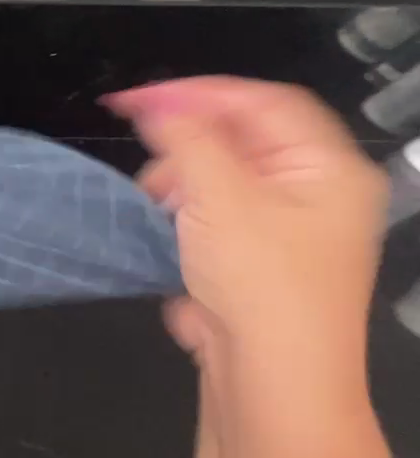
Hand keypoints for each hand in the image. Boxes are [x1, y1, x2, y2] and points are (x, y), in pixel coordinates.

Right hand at [104, 77, 385, 374]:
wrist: (270, 364)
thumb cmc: (259, 278)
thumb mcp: (221, 198)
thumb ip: (188, 141)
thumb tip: (158, 106)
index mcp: (326, 168)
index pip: (262, 103)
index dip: (197, 92)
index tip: (133, 99)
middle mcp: (312, 186)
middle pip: (240, 133)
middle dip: (183, 139)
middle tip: (142, 148)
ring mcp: (284, 216)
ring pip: (217, 166)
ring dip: (176, 173)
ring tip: (157, 199)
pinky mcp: (252, 242)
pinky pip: (210, 199)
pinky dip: (180, 199)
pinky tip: (164, 217)